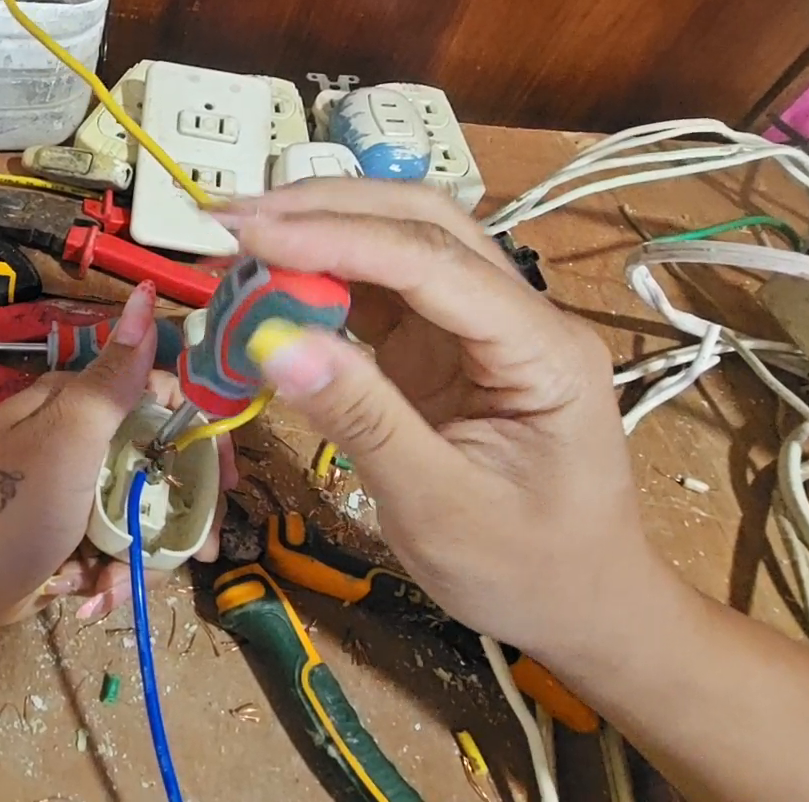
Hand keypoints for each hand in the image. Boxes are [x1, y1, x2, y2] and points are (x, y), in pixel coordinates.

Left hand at [0, 281, 235, 642]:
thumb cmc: (7, 507)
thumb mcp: (69, 437)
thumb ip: (114, 377)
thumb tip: (143, 295)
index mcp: (76, 404)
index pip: (156, 397)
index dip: (199, 432)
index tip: (225, 479)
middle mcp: (74, 437)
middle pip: (153, 462)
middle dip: (174, 509)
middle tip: (199, 553)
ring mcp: (68, 487)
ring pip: (134, 509)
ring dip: (137, 553)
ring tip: (116, 586)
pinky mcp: (61, 531)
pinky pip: (106, 544)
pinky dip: (105, 573)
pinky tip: (86, 595)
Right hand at [219, 180, 666, 658]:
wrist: (576, 598)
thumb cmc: (524, 566)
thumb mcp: (438, 506)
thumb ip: (361, 418)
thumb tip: (274, 343)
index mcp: (540, 348)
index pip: (430, 261)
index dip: (334, 239)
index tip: (248, 236)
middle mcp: (511, 312)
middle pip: (418, 221)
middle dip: (321, 209)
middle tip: (231, 221)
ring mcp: (471, 321)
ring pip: (391, 239)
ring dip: (312, 230)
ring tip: (236, 242)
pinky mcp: (434, 339)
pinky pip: (369, 286)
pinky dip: (313, 275)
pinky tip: (267, 281)